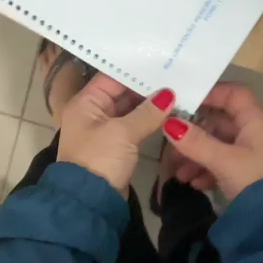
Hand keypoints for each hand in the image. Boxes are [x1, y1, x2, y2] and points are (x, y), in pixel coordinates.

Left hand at [57, 75, 175, 194]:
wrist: (90, 201)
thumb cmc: (100, 160)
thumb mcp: (123, 133)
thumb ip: (147, 112)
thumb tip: (169, 94)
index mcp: (85, 103)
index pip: (111, 77)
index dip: (135, 70)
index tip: (160, 60)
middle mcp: (92, 113)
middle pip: (121, 93)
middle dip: (146, 86)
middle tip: (174, 74)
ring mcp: (104, 130)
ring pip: (129, 110)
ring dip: (149, 104)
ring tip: (177, 90)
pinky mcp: (115, 146)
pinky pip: (132, 126)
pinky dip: (148, 120)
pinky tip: (168, 112)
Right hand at [160, 81, 262, 199]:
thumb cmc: (258, 181)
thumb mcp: (224, 161)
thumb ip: (196, 143)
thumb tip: (168, 124)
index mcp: (255, 121)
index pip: (233, 94)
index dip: (209, 93)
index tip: (182, 102)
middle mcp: (256, 133)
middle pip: (220, 123)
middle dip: (194, 134)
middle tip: (171, 145)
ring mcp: (254, 155)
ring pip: (220, 146)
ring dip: (197, 156)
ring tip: (179, 174)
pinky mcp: (251, 175)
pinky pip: (225, 165)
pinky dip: (208, 171)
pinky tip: (195, 185)